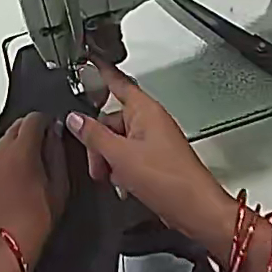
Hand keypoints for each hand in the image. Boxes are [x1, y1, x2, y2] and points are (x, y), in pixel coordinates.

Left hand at [0, 113, 65, 271]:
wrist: (4, 247)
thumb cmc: (38, 219)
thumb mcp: (59, 187)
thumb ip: (57, 154)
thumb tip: (55, 131)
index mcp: (21, 150)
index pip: (32, 119)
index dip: (46, 120)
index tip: (54, 128)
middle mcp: (0, 152)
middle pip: (15, 127)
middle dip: (31, 128)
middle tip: (46, 142)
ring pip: (4, 141)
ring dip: (18, 142)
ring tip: (33, 159)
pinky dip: (7, 157)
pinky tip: (17, 173)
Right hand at [63, 60, 235, 245]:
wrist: (196, 211)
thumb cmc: (171, 180)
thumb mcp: (120, 155)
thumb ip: (94, 135)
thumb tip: (75, 119)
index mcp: (144, 110)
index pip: (117, 81)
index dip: (101, 71)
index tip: (89, 60)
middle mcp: (150, 121)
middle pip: (111, 119)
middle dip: (98, 141)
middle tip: (95, 161)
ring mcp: (154, 140)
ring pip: (118, 140)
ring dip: (108, 158)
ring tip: (110, 176)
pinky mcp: (156, 160)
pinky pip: (128, 155)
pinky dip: (120, 168)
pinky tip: (122, 183)